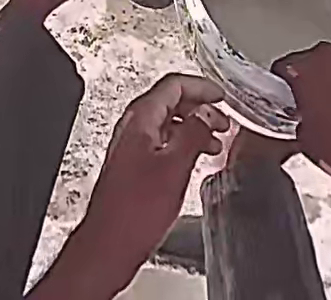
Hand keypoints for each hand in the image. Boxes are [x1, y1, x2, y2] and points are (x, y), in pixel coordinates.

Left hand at [31, 74, 230, 298]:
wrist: (109, 245)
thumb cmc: (133, 211)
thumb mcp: (174, 167)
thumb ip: (194, 134)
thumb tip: (207, 113)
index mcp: (141, 118)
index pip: (174, 85)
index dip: (201, 87)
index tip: (220, 95)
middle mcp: (133, 125)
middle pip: (171, 100)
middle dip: (200, 106)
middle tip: (222, 119)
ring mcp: (131, 144)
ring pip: (167, 121)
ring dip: (193, 126)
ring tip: (214, 139)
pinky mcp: (133, 163)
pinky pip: (162, 140)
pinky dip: (182, 142)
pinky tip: (194, 158)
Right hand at [274, 43, 330, 227]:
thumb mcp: (306, 140)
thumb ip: (296, 114)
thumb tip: (301, 113)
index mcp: (303, 71)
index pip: (286, 67)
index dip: (286, 83)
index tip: (291, 92)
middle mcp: (329, 57)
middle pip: (314, 60)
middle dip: (316, 79)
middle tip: (322, 104)